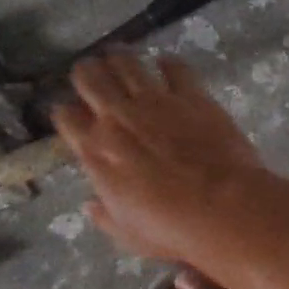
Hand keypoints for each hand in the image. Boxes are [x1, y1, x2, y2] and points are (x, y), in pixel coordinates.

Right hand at [51, 52, 260, 259]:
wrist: (222, 208)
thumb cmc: (171, 229)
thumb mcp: (127, 233)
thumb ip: (105, 215)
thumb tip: (91, 205)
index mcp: (95, 151)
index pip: (65, 117)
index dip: (67, 112)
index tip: (72, 113)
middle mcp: (118, 118)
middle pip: (90, 78)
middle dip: (87, 71)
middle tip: (91, 70)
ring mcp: (155, 102)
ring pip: (127, 63)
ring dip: (120, 58)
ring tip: (119, 55)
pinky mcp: (192, 95)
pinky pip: (175, 67)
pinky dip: (168, 63)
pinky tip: (167, 64)